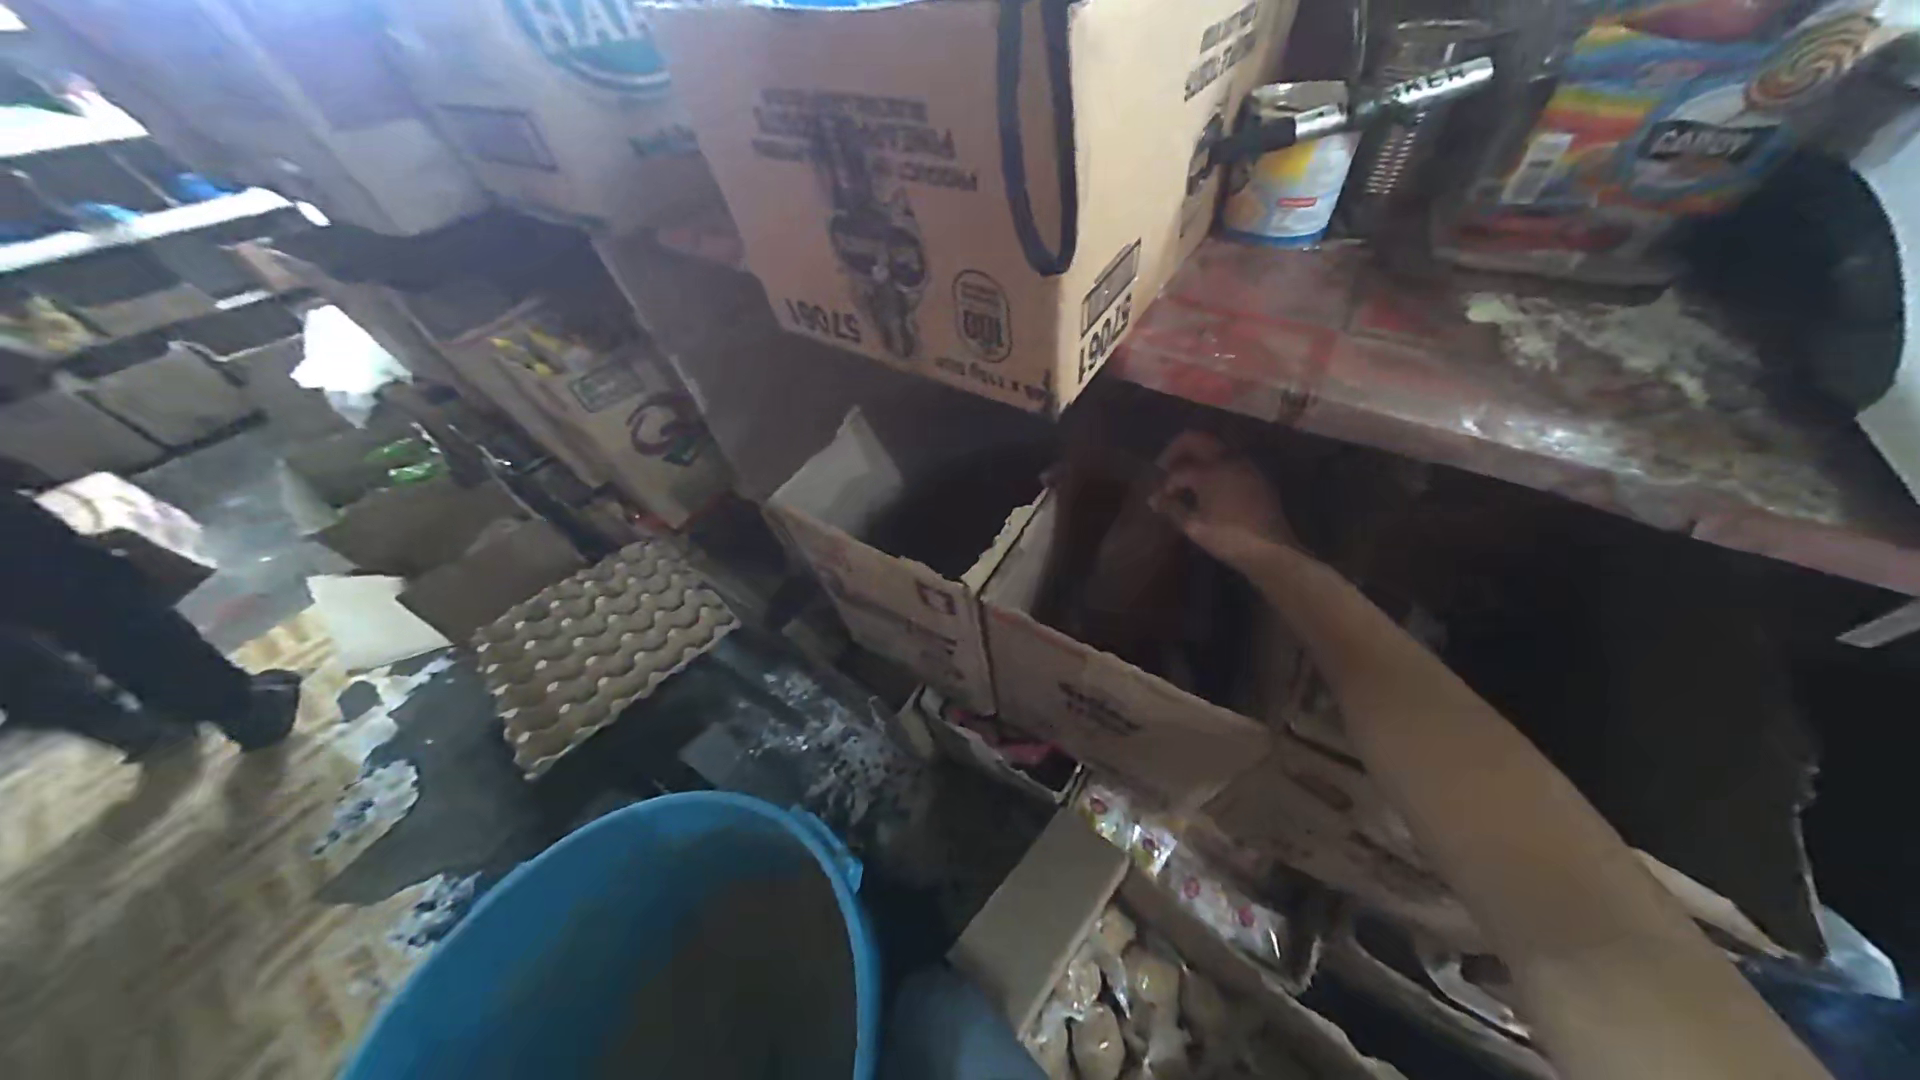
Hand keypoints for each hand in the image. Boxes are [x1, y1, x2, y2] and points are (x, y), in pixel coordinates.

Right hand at [1148, 431, 1292, 571]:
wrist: (1271, 550)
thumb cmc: (1228, 538)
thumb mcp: (1193, 526)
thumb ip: (1172, 508)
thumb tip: (1154, 499)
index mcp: (1210, 471)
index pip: (1178, 470)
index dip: (1164, 484)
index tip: (1159, 500)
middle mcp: (1228, 459)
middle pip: (1196, 439)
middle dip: (1176, 451)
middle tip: (1165, 468)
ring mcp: (1245, 465)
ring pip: (1214, 447)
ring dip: (1196, 456)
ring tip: (1185, 478)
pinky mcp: (1256, 475)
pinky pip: (1229, 459)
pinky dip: (1213, 465)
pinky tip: (1207, 486)